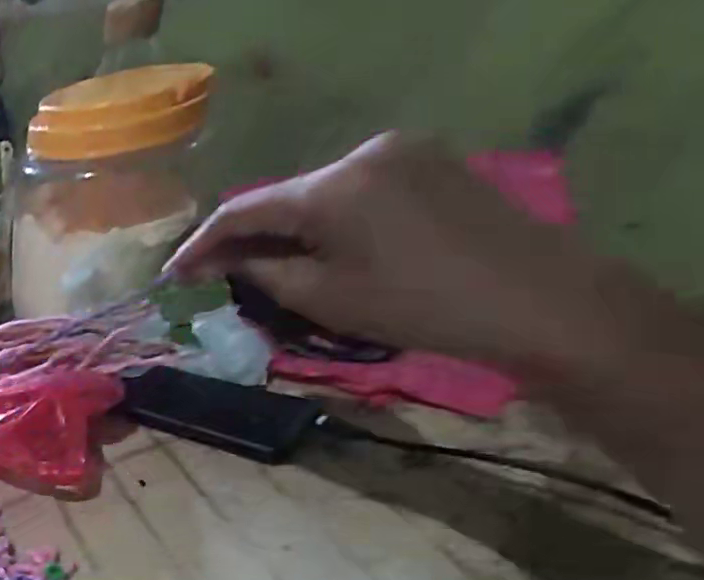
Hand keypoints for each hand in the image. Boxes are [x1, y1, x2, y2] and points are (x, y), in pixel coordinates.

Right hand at [163, 132, 688, 372]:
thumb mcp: (322, 297)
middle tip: (211, 275)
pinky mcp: (426, 161)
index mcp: (331, 187)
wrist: (532, 296)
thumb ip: (262, 272)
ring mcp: (400, 150)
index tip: (171, 272)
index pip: (243, 210)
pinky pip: (350, 190)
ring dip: (282, 230)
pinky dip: (321, 220)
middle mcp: (361, 153)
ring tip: (260, 268)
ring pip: (314, 194)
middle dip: (242, 237)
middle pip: (280, 198)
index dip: (200, 243)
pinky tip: (313, 249)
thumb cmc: (413, 305)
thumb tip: (224, 262)